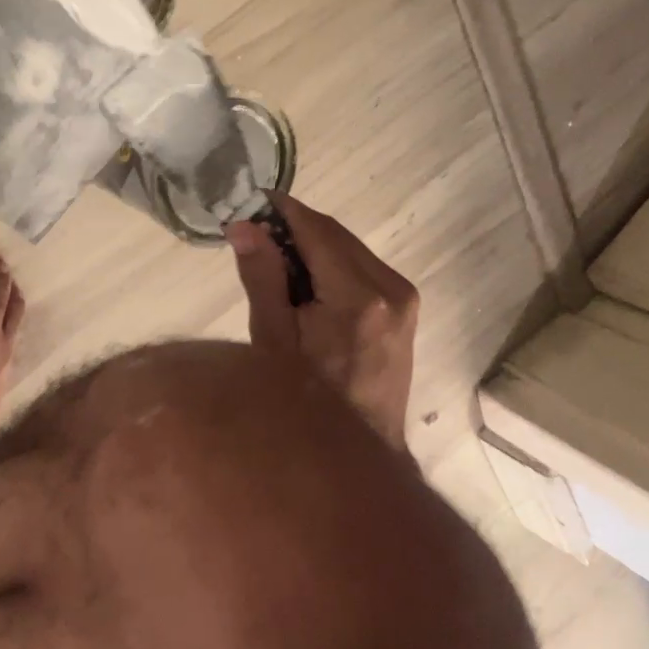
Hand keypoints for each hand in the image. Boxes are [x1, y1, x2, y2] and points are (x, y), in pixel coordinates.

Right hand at [227, 195, 418, 448]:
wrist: (359, 449)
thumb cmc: (307, 398)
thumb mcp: (273, 338)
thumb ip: (262, 277)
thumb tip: (244, 226)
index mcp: (359, 297)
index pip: (317, 231)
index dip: (283, 210)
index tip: (251, 199)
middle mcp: (391, 289)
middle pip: (335, 235)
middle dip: (294, 226)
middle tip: (252, 228)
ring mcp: (404, 299)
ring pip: (348, 248)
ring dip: (311, 244)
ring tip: (272, 255)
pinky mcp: (404, 309)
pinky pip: (361, 267)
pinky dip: (329, 262)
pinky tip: (302, 278)